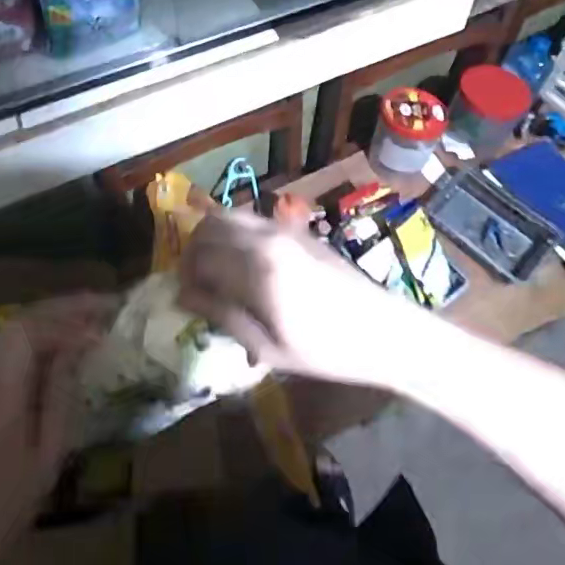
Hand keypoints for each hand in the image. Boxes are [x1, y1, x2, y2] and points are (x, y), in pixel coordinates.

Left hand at [0, 294, 114, 564]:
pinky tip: (58, 334)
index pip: (29, 334)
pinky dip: (33, 331)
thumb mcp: (49, 451)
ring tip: (87, 313)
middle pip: (19, 321)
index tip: (101, 327)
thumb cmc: (12, 496)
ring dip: (50, 316)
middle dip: (63, 308)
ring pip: (11, 326)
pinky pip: (2, 341)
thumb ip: (62, 391)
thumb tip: (81, 341)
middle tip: (102, 304)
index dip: (67, 322)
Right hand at [176, 206, 422, 387]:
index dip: (184, 277)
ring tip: (214, 271)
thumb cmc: (325, 350)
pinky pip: (250, 219)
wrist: (382, 329)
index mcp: (257, 269)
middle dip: (193, 250)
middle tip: (194, 281)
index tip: (183, 298)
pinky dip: (233, 232)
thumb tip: (182, 296)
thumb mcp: (268, 346)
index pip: (200, 257)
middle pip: (209, 225)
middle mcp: (265, 237)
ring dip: (211, 236)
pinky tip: (240, 263)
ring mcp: (281, 228)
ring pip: (228, 215)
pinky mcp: (295, 229)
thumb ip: (222, 315)